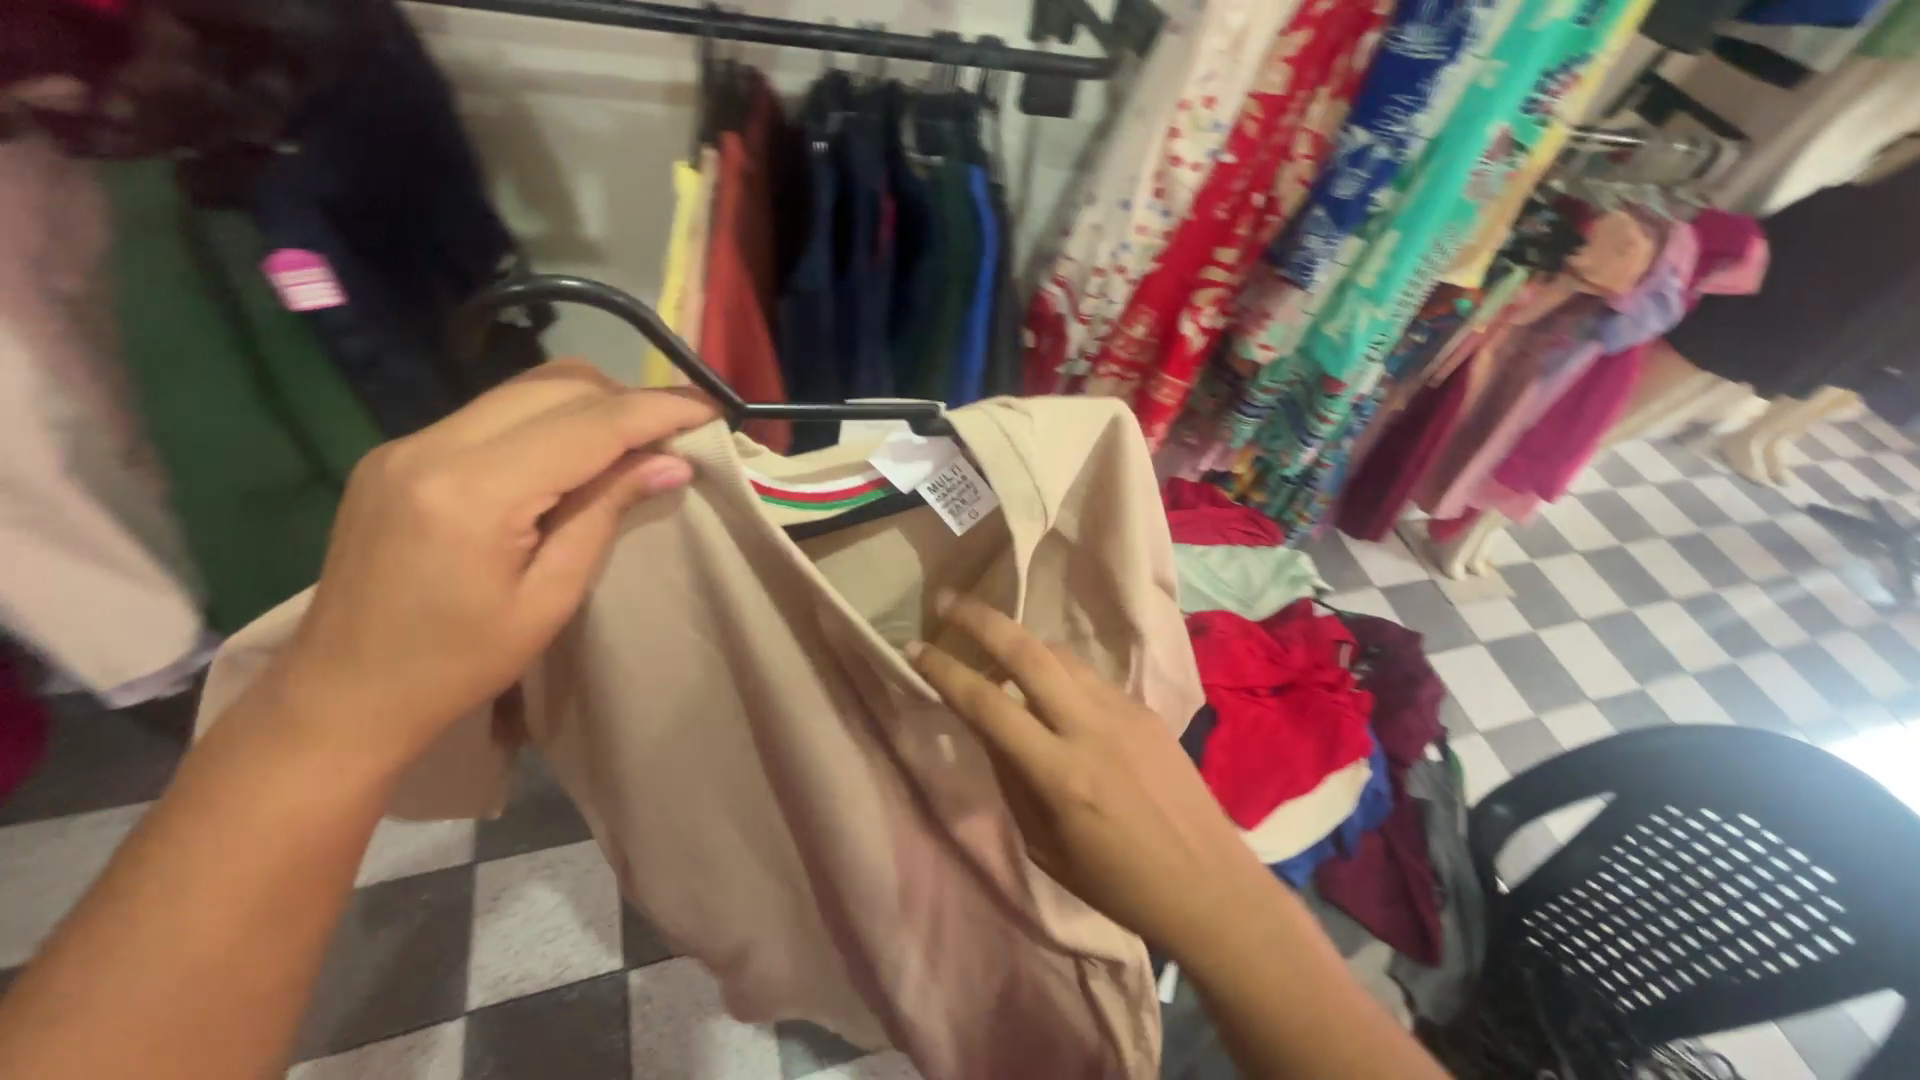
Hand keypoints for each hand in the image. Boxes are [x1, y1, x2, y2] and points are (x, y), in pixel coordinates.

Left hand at [268, 362, 715, 772]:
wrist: (343, 693)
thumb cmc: (459, 664)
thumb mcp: (550, 598)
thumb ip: (605, 513)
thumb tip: (671, 461)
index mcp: (473, 491)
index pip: (587, 424)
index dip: (656, 410)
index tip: (710, 409)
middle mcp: (433, 446)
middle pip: (554, 387)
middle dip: (625, 399)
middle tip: (675, 432)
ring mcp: (407, 443)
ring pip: (521, 390)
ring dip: (587, 404)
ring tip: (633, 441)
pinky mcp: (397, 453)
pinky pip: (490, 413)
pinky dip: (545, 420)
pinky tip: (570, 457)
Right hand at [907, 594, 1267, 954]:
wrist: (1208, 884)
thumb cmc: (1117, 883)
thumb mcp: (1044, 846)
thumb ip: (1012, 780)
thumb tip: (990, 729)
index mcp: (1059, 774)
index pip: (987, 704)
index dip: (944, 671)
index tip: (915, 648)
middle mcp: (1091, 728)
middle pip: (1028, 652)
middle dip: (981, 619)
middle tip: (948, 601)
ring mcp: (1125, 712)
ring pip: (1061, 655)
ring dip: (1021, 642)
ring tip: (994, 643)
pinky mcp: (1148, 710)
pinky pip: (1090, 677)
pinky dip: (1059, 671)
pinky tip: (1050, 687)